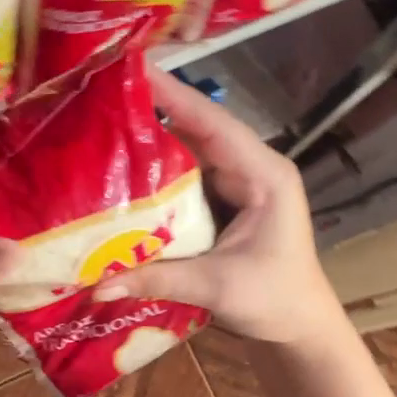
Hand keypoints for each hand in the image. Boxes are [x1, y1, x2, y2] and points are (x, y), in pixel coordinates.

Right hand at [92, 68, 340, 344]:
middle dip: (155, 108)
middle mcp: (250, 169)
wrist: (299, 327)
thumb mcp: (216, 287)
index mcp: (264, 176)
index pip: (214, 123)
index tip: (135, 69)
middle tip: (104, 93)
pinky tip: (121, 164)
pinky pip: (185, 176)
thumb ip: (157, 279)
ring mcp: (236, 183)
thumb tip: (96, 285)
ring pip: (189, 150)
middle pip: (198, 128)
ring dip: (151, 136)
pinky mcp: (222, 200)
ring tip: (104, 119)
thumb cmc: (275, 300)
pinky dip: (155, 169)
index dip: (175, 95)